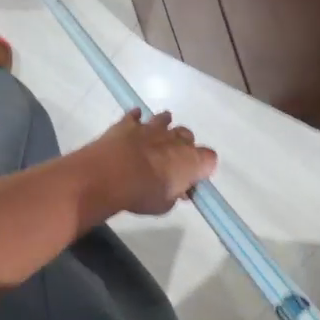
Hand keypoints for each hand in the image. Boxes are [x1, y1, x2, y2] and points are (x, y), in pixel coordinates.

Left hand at [89, 109, 217, 215]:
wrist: (110, 175)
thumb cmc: (142, 194)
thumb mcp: (164, 204)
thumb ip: (174, 194)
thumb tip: (176, 190)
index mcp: (192, 160)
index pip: (209, 159)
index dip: (201, 169)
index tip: (191, 179)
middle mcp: (176, 139)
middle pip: (188, 137)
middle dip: (182, 147)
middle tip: (170, 161)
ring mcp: (152, 128)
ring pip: (164, 119)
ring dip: (162, 127)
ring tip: (155, 138)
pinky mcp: (128, 123)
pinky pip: (135, 115)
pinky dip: (135, 119)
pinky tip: (133, 123)